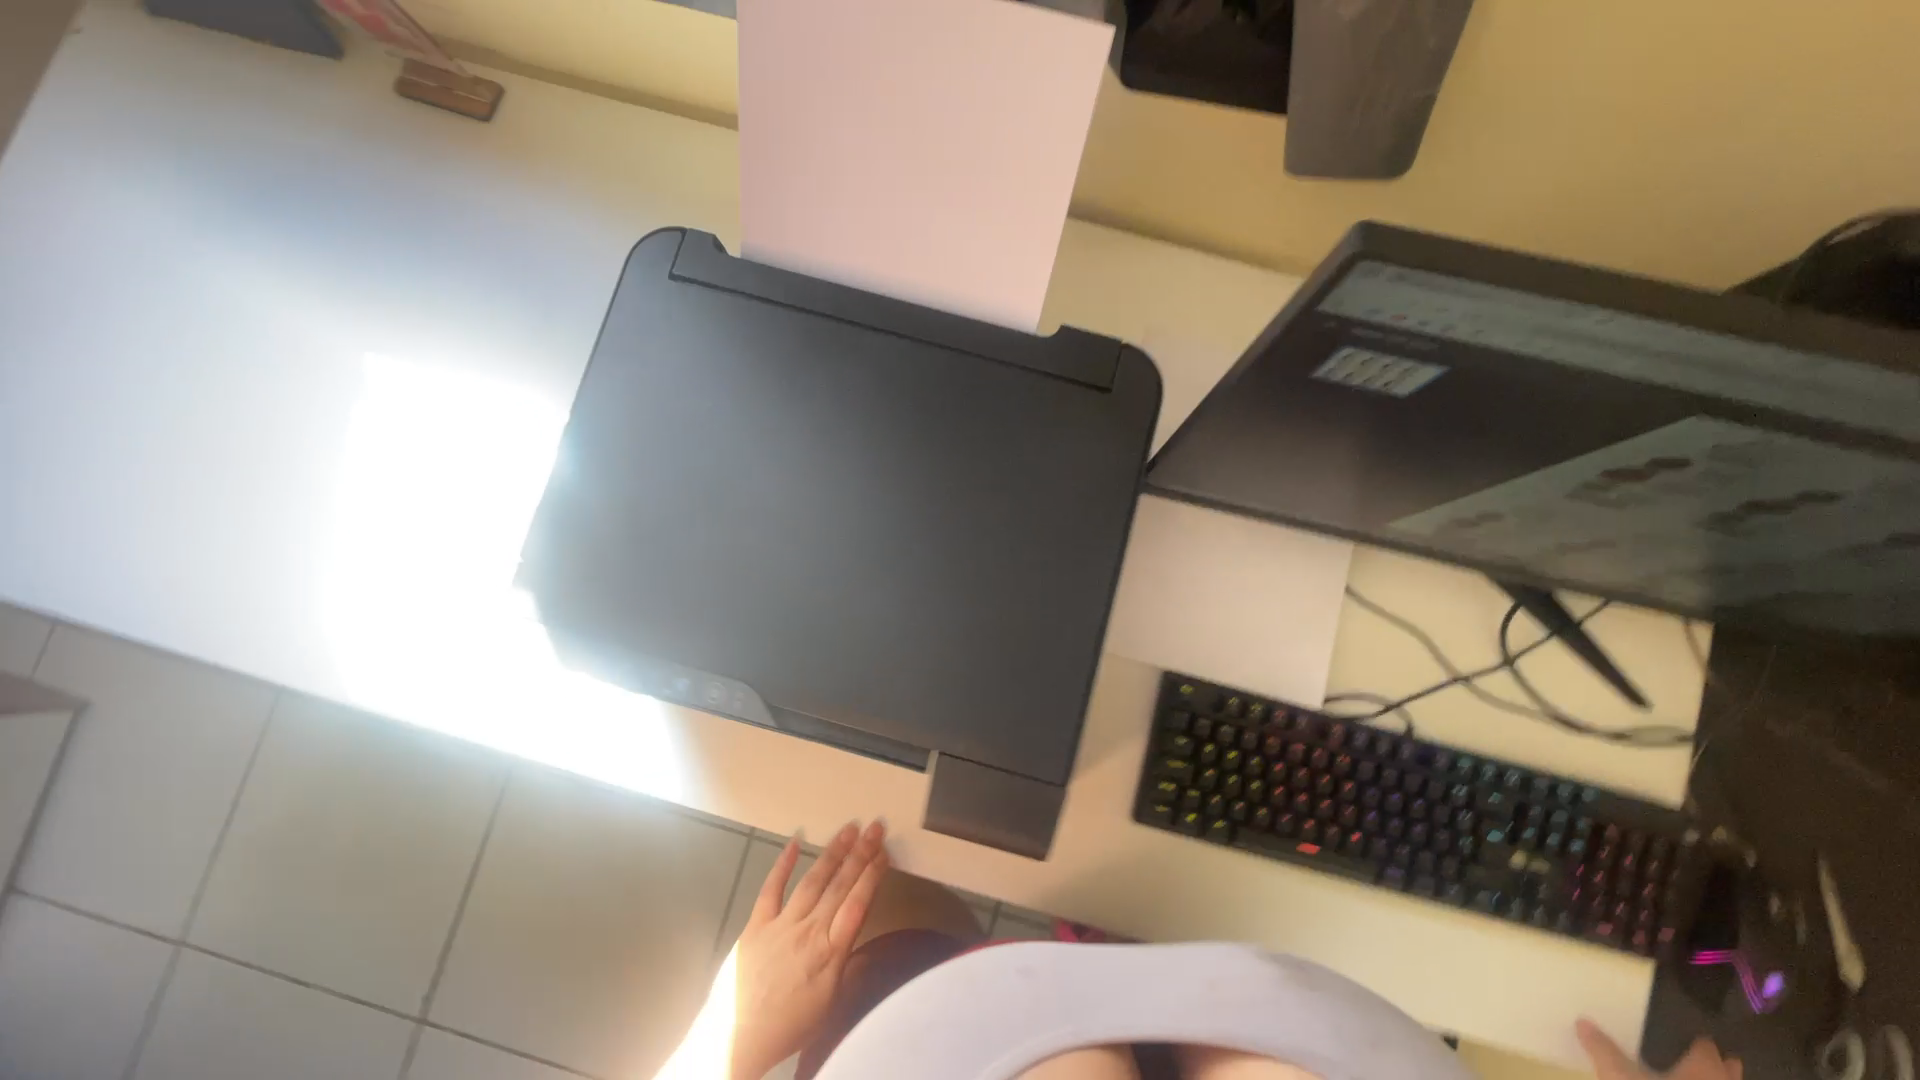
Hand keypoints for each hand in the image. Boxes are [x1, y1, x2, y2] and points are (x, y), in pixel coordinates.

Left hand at [728, 821, 888, 1079]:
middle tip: (874, 827)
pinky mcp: (755, 925)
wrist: (740, 1038)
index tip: (884, 853)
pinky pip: (770, 889)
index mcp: (832, 952)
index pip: (858, 904)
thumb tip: (870, 950)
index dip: (872, 875)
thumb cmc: (791, 1025)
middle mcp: (810, 931)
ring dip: (832, 853)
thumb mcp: (832, 1004)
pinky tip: (795, 842)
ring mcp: (781, 925)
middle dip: (860, 853)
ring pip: (812, 880)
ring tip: (848, 830)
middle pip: (840, 885)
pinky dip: (782, 864)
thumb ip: (852, 972)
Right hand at [1578, 1019, 1742, 1079]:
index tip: (1676, 1026)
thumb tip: (1582, 1022)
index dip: (1691, 1034)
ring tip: (1679, 1073)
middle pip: (1725, 1067)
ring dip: (1710, 1079)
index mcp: (1704, 1068)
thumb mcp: (1621, 1076)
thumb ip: (1603, 1049)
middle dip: (1712, 1059)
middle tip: (1681, 1049)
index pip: (1704, 1043)